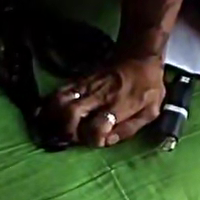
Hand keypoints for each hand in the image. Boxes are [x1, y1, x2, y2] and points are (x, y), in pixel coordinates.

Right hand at [41, 53, 164, 147]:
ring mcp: (86, 86)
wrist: (139, 57)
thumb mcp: (150, 111)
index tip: (97, 142)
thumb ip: (129, 129)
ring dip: (54, 117)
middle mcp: (99, 96)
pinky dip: (50, 104)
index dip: (94, 140)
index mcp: (119, 106)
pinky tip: (49, 113)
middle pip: (72, 114)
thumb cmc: (147, 86)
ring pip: (60, 101)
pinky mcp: (79, 80)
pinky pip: (59, 91)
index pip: (97, 127)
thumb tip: (107, 142)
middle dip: (68, 131)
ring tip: (57, 128)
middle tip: (73, 138)